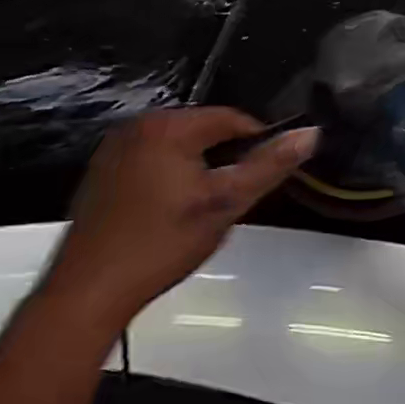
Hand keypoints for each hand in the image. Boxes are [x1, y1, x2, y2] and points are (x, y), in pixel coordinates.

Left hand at [42, 108, 316, 325]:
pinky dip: (173, 177)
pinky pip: (153, 161)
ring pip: (179, 148)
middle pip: (204, 130)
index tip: (265, 178)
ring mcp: (113, 149)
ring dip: (201, 170)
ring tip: (207, 208)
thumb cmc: (165, 241)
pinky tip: (174, 212)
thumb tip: (310, 133)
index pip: (233, 117)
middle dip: (227, 158)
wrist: (94, 286)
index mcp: (168, 127)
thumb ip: (270, 165)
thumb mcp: (227, 203)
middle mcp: (136, 126)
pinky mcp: (102, 173)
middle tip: (235, 199)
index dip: (259, 144)